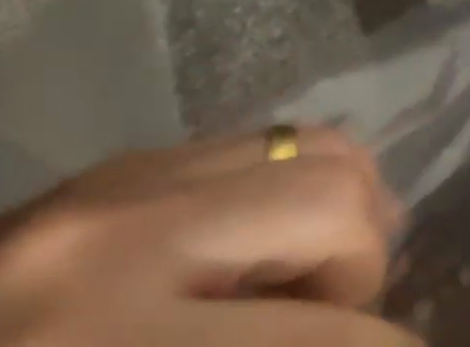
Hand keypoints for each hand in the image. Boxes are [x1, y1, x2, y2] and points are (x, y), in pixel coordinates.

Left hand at [0, 128, 420, 346]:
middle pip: (336, 193)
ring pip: (309, 142)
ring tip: (307, 284)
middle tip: (335, 324)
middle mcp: (120, 227)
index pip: (330, 329)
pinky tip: (257, 254)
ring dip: (338, 216)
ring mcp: (111, 180)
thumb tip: (354, 331)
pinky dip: (288, 193)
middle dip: (366, 271)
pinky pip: (251, 145)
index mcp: (113, 333)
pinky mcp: (103, 169)